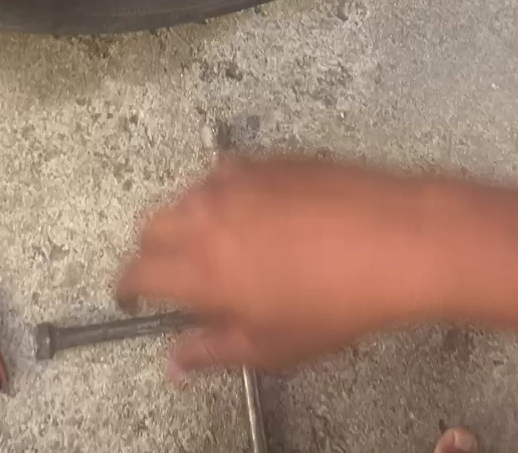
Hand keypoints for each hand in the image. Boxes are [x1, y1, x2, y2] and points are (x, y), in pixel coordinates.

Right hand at [114, 157, 451, 373]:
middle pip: (151, 225)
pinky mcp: (263, 157)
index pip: (137, 271)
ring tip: (218, 246)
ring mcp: (234, 177)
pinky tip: (254, 214)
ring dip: (186, 220)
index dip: (127, 287)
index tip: (131, 297)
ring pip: (184, 195)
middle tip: (174, 274)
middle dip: (153, 251)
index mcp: (200, 266)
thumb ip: (212, 350)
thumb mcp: (272, 345)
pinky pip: (223, 175)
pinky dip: (221, 195)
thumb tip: (175, 359)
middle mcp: (206, 212)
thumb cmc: (335, 300)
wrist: (391, 236)